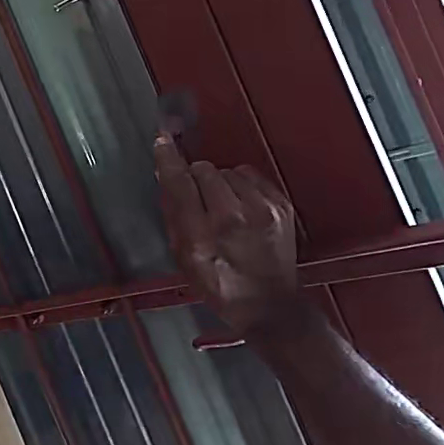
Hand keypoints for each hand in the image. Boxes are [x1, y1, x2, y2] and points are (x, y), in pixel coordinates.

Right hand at [153, 133, 322, 338]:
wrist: (268, 304)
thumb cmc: (220, 285)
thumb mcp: (183, 257)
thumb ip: (173, 214)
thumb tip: (165, 177)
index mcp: (202, 235)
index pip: (180, 181)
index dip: (169, 158)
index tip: (163, 141)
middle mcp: (233, 218)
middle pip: (204, 170)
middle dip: (195, 178)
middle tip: (197, 198)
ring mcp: (262, 209)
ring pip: (227, 170)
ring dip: (219, 183)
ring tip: (222, 207)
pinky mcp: (280, 205)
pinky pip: (250, 175)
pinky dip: (240, 184)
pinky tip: (240, 205)